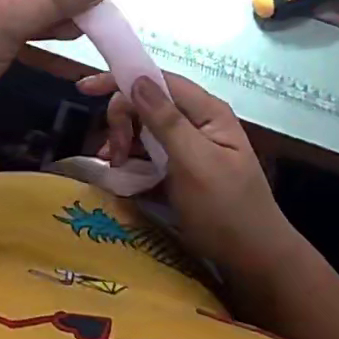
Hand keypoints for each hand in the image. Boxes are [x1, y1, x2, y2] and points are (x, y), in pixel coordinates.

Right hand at [77, 71, 306, 279]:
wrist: (254, 259)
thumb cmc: (227, 211)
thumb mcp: (195, 163)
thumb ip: (166, 121)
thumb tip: (137, 80)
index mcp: (207, 112)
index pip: (158, 80)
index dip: (121, 79)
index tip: (84, 89)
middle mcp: (197, 121)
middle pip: (147, 103)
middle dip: (123, 121)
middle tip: (114, 153)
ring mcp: (188, 145)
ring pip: (143, 127)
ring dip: (123, 141)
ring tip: (115, 166)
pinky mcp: (180, 168)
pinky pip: (147, 152)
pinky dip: (130, 158)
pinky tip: (119, 173)